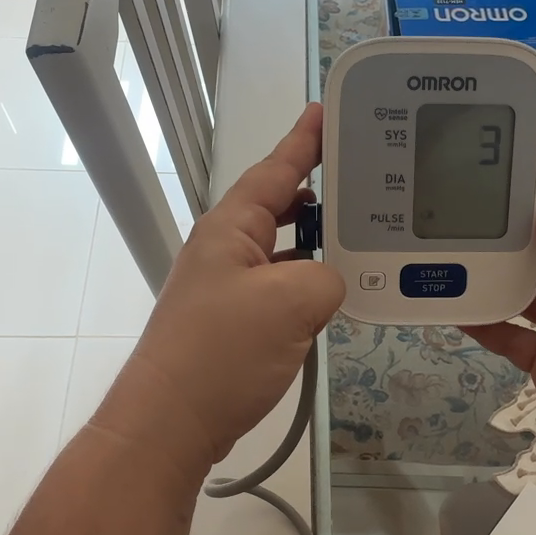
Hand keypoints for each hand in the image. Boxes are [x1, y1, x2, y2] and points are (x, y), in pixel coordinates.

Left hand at [95, 104, 345, 471]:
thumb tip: (329, 283)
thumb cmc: (222, 351)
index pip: (275, 169)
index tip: (330, 112)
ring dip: (317, 240)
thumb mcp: (290, 302)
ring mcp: (228, 287)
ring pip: (282, 248)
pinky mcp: (234, 322)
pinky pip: (280, 285)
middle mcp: (226, 248)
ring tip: (359, 234)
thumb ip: (327, 277)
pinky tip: (333, 292)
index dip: (305, 140)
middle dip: (318, 189)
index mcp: (232, 227)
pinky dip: (308, 280)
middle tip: (364, 179)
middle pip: (278, 205)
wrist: (171, 422)